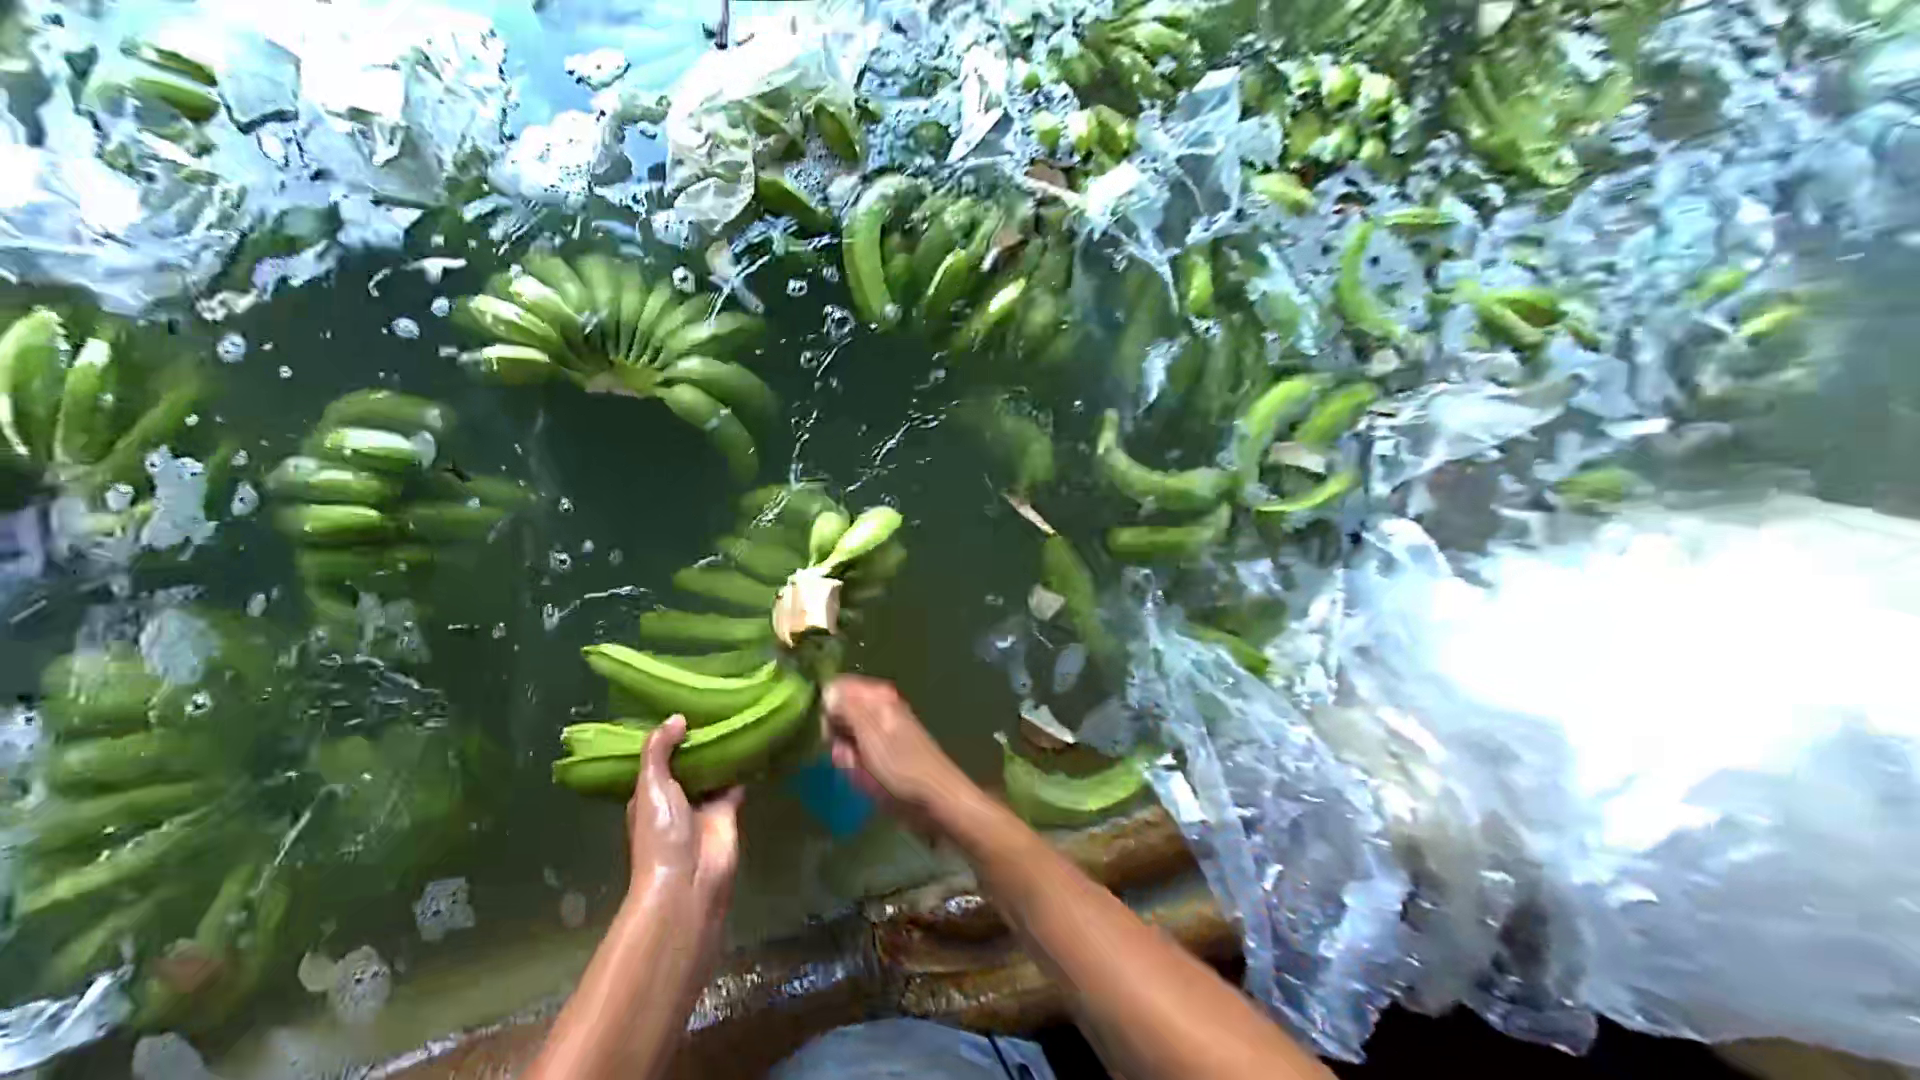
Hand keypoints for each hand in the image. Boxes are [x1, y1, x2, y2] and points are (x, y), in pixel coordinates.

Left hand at [625, 716, 742, 912]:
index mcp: (649, 792)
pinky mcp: (728, 809)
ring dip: (721, 749)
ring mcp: (703, 803)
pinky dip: (744, 765)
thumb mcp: (651, 786)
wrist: (690, 879)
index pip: (658, 757)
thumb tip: (677, 717)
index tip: (683, 706)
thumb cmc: (661, 833)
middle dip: (697, 739)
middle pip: (688, 761)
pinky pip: (736, 781)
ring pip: (713, 768)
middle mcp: (675, 796)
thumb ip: (659, 750)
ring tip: (734, 714)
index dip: (668, 735)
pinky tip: (753, 740)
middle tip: (714, 703)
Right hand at [821, 676, 978, 831]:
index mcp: (877, 695)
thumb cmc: (901, 767)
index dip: (825, 709)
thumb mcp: (869, 734)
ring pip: (844, 737)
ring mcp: (882, 729)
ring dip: (844, 755)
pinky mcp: (883, 751)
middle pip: (838, 714)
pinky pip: (855, 754)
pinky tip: (864, 777)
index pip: (836, 688)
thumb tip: (827, 691)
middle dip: (835, 736)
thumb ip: (846, 708)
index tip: (828, 731)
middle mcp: (879, 706)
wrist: (934, 799)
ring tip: (858, 769)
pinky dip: (854, 766)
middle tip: (846, 755)